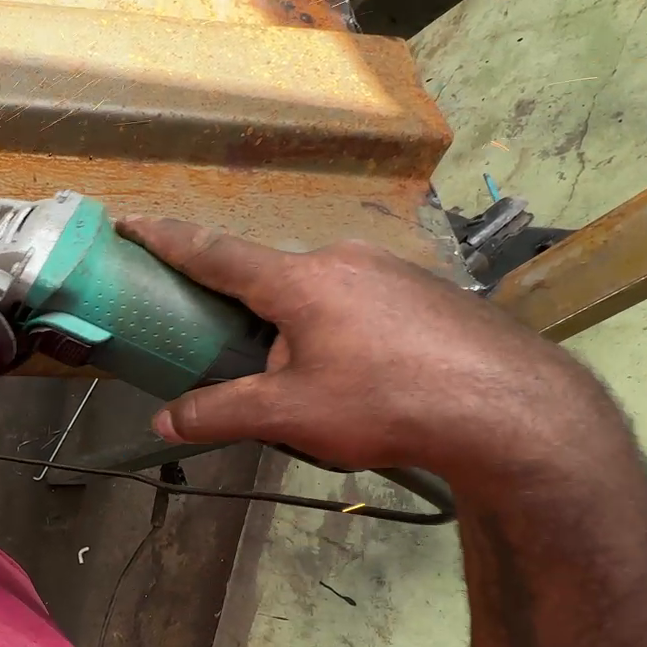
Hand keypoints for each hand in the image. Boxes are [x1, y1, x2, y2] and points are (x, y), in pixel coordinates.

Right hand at [115, 217, 616, 481]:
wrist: (516, 414)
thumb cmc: (386, 401)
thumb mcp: (285, 414)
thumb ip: (215, 414)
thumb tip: (163, 422)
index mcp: (301, 281)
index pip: (215, 254)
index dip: (166, 240)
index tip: (130, 224)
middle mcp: (344, 261)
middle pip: (264, 280)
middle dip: (235, 312)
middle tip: (219, 350)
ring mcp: (390, 272)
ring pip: (310, 296)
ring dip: (285, 330)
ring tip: (294, 382)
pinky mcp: (423, 293)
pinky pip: (351, 304)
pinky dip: (327, 332)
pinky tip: (347, 376)